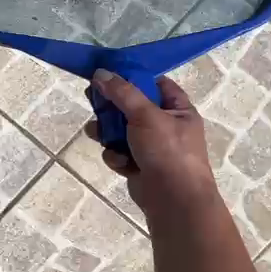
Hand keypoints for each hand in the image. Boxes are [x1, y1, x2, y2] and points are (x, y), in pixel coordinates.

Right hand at [83, 69, 219, 225]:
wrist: (174, 200)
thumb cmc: (167, 151)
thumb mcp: (146, 115)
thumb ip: (122, 92)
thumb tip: (100, 73)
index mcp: (178, 110)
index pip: (157, 83)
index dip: (134, 76)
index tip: (109, 71)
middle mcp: (166, 125)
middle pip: (131, 105)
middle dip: (111, 106)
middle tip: (92, 98)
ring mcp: (151, 146)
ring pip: (120, 129)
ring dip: (107, 132)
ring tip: (97, 133)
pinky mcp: (138, 163)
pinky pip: (118, 151)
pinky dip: (115, 155)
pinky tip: (118, 161)